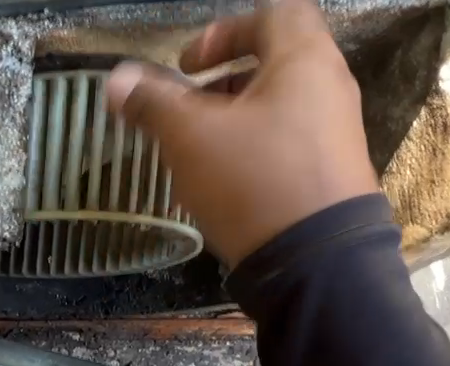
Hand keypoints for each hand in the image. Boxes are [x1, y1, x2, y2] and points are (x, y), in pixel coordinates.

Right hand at [104, 0, 378, 268]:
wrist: (312, 256)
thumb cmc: (252, 180)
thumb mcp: (190, 138)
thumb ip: (154, 104)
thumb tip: (116, 79)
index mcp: (303, 58)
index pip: (270, 14)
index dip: (221, 32)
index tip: (185, 66)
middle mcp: (328, 85)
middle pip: (272, 62)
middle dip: (219, 83)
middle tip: (184, 111)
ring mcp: (333, 131)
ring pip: (275, 107)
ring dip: (231, 121)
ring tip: (195, 153)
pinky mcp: (328, 172)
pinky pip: (285, 144)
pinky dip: (250, 150)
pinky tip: (221, 184)